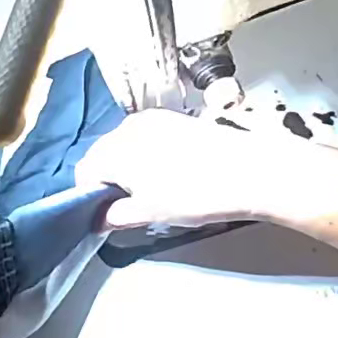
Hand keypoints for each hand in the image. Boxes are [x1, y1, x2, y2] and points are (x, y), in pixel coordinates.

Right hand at [76, 109, 337, 229]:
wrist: (253, 171)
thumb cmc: (195, 194)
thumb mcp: (150, 213)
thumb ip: (114, 216)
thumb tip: (97, 219)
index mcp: (114, 151)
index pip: (84, 172)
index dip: (90, 195)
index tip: (105, 213)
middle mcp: (127, 128)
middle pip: (102, 154)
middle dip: (107, 178)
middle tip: (127, 203)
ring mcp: (152, 119)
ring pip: (123, 144)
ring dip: (126, 165)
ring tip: (150, 188)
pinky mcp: (174, 118)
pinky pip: (144, 137)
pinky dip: (145, 153)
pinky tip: (167, 171)